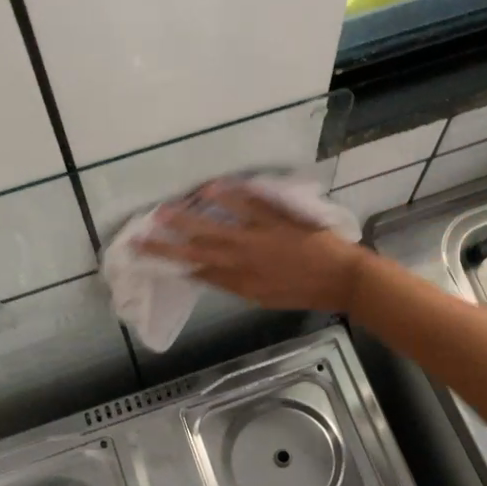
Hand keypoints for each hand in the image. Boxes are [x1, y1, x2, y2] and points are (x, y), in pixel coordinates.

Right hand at [138, 181, 372, 313]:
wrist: (342, 278)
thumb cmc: (304, 291)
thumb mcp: (264, 297)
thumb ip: (233, 284)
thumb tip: (203, 272)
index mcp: (241, 279)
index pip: (197, 268)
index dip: (169, 260)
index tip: (144, 251)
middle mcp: (245, 257)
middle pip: (199, 247)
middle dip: (168, 240)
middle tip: (144, 229)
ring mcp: (260, 235)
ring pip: (218, 224)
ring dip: (190, 216)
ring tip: (165, 208)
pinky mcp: (277, 217)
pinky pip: (249, 203)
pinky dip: (229, 195)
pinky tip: (209, 188)